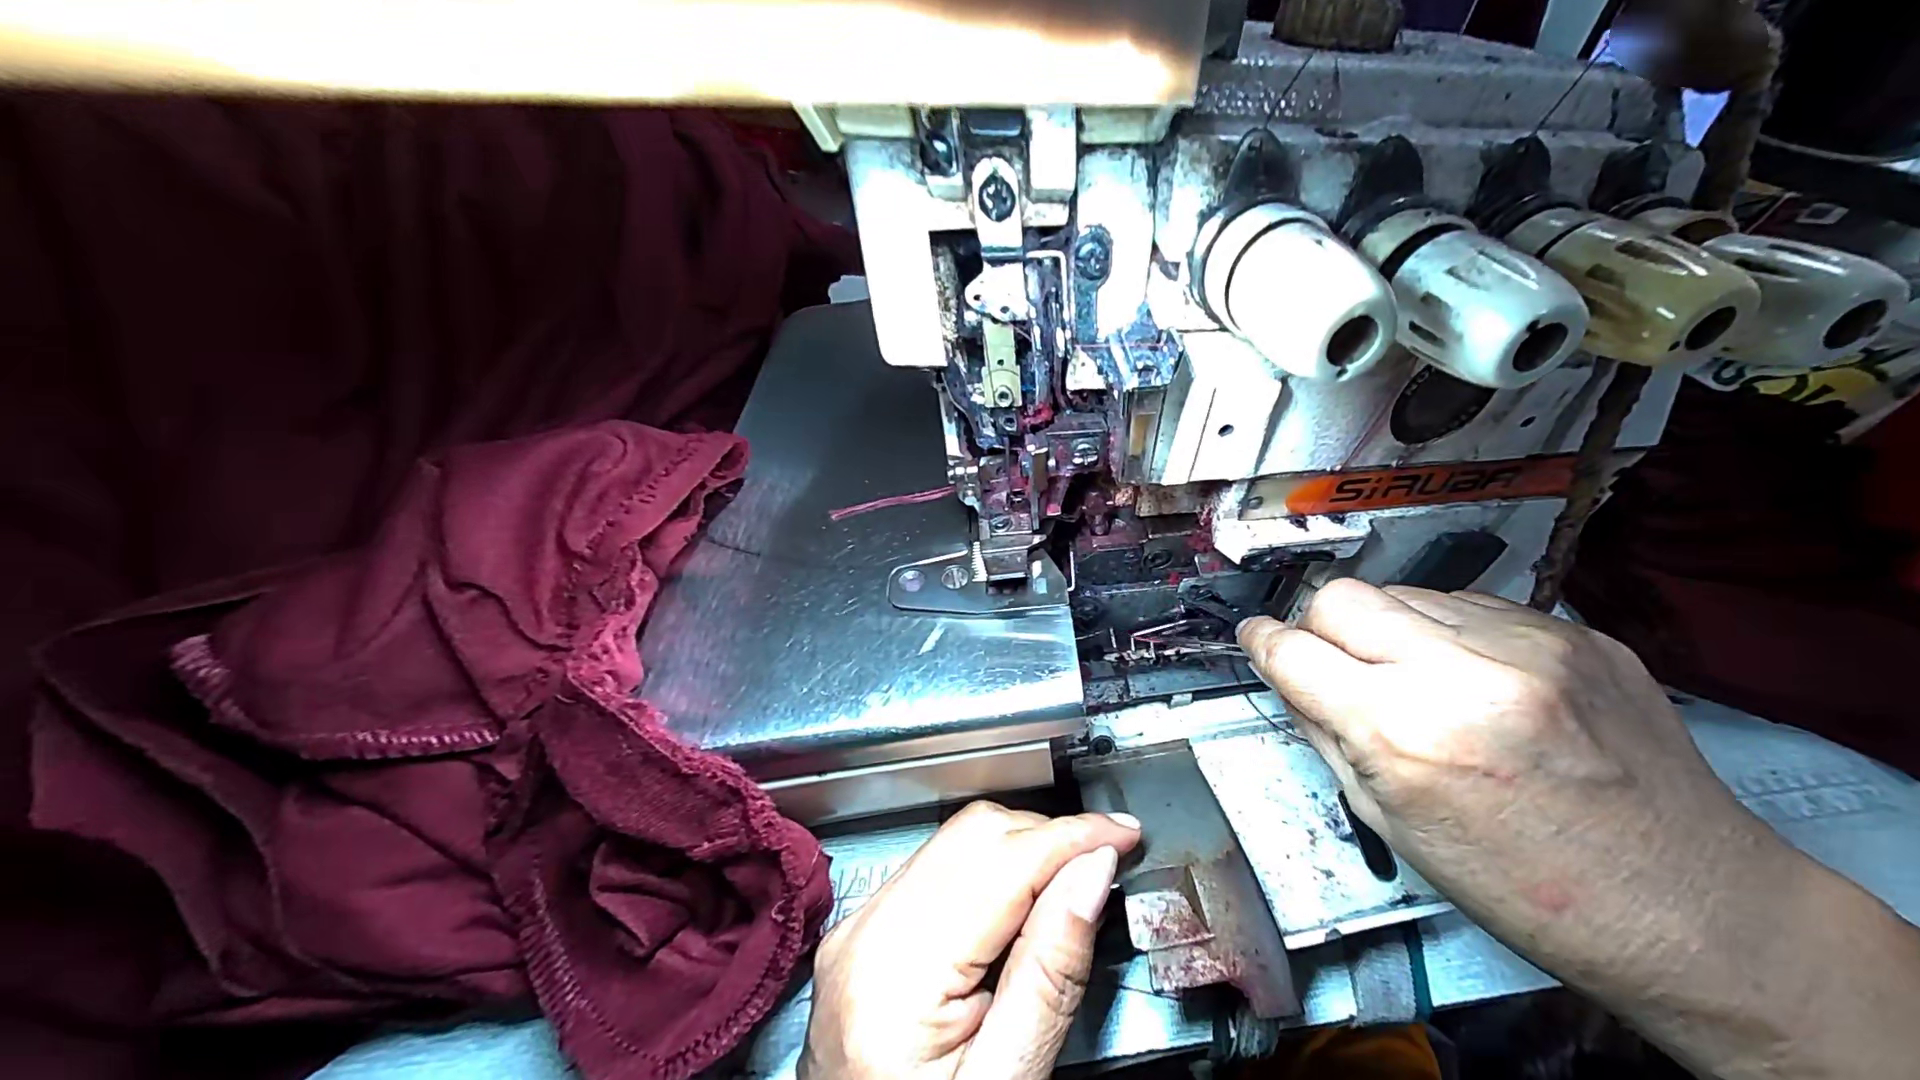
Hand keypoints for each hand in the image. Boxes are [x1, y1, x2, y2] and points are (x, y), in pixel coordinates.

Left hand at [801, 802, 1141, 1079]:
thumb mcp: (1009, 1078)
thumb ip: (1052, 972)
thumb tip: (1091, 873)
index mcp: (897, 978)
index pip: (998, 865)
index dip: (1069, 837)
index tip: (1120, 834)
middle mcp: (866, 934)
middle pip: (973, 836)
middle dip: (1048, 835)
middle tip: (1105, 856)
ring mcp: (860, 926)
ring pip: (955, 840)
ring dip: (1022, 844)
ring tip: (1071, 876)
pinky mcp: (865, 926)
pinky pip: (936, 865)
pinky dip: (990, 865)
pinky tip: (1022, 893)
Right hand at [1236, 580, 1793, 995]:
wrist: (1693, 906)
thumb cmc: (1524, 886)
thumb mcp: (1388, 820)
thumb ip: (1326, 732)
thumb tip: (1289, 676)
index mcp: (1403, 733)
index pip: (1292, 651)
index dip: (1261, 642)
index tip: (1257, 640)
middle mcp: (1461, 672)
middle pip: (1340, 598)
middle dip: (1321, 628)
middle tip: (1338, 664)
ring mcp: (1527, 644)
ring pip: (1402, 591)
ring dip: (1388, 628)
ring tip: (1416, 676)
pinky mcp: (1575, 632)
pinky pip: (1470, 604)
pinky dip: (1448, 632)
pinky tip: (1473, 677)